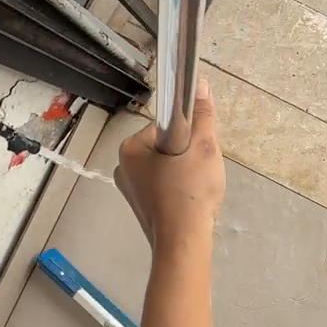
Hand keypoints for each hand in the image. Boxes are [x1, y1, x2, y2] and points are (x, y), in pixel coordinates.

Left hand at [115, 78, 224, 248]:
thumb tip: (199, 84)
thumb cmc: (191, 191)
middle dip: (185, 155)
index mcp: (130, 148)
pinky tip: (189, 201)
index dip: (187, 136)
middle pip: (164, 148)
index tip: (197, 151)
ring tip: (197, 188)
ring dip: (183, 173)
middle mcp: (123, 167)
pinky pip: (162, 188)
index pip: (164, 127)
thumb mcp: (203, 147)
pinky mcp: (139, 208)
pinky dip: (177, 190)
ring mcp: (129, 190)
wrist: (184, 241)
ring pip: (164, 168)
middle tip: (200, 170)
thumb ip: (202, 115)